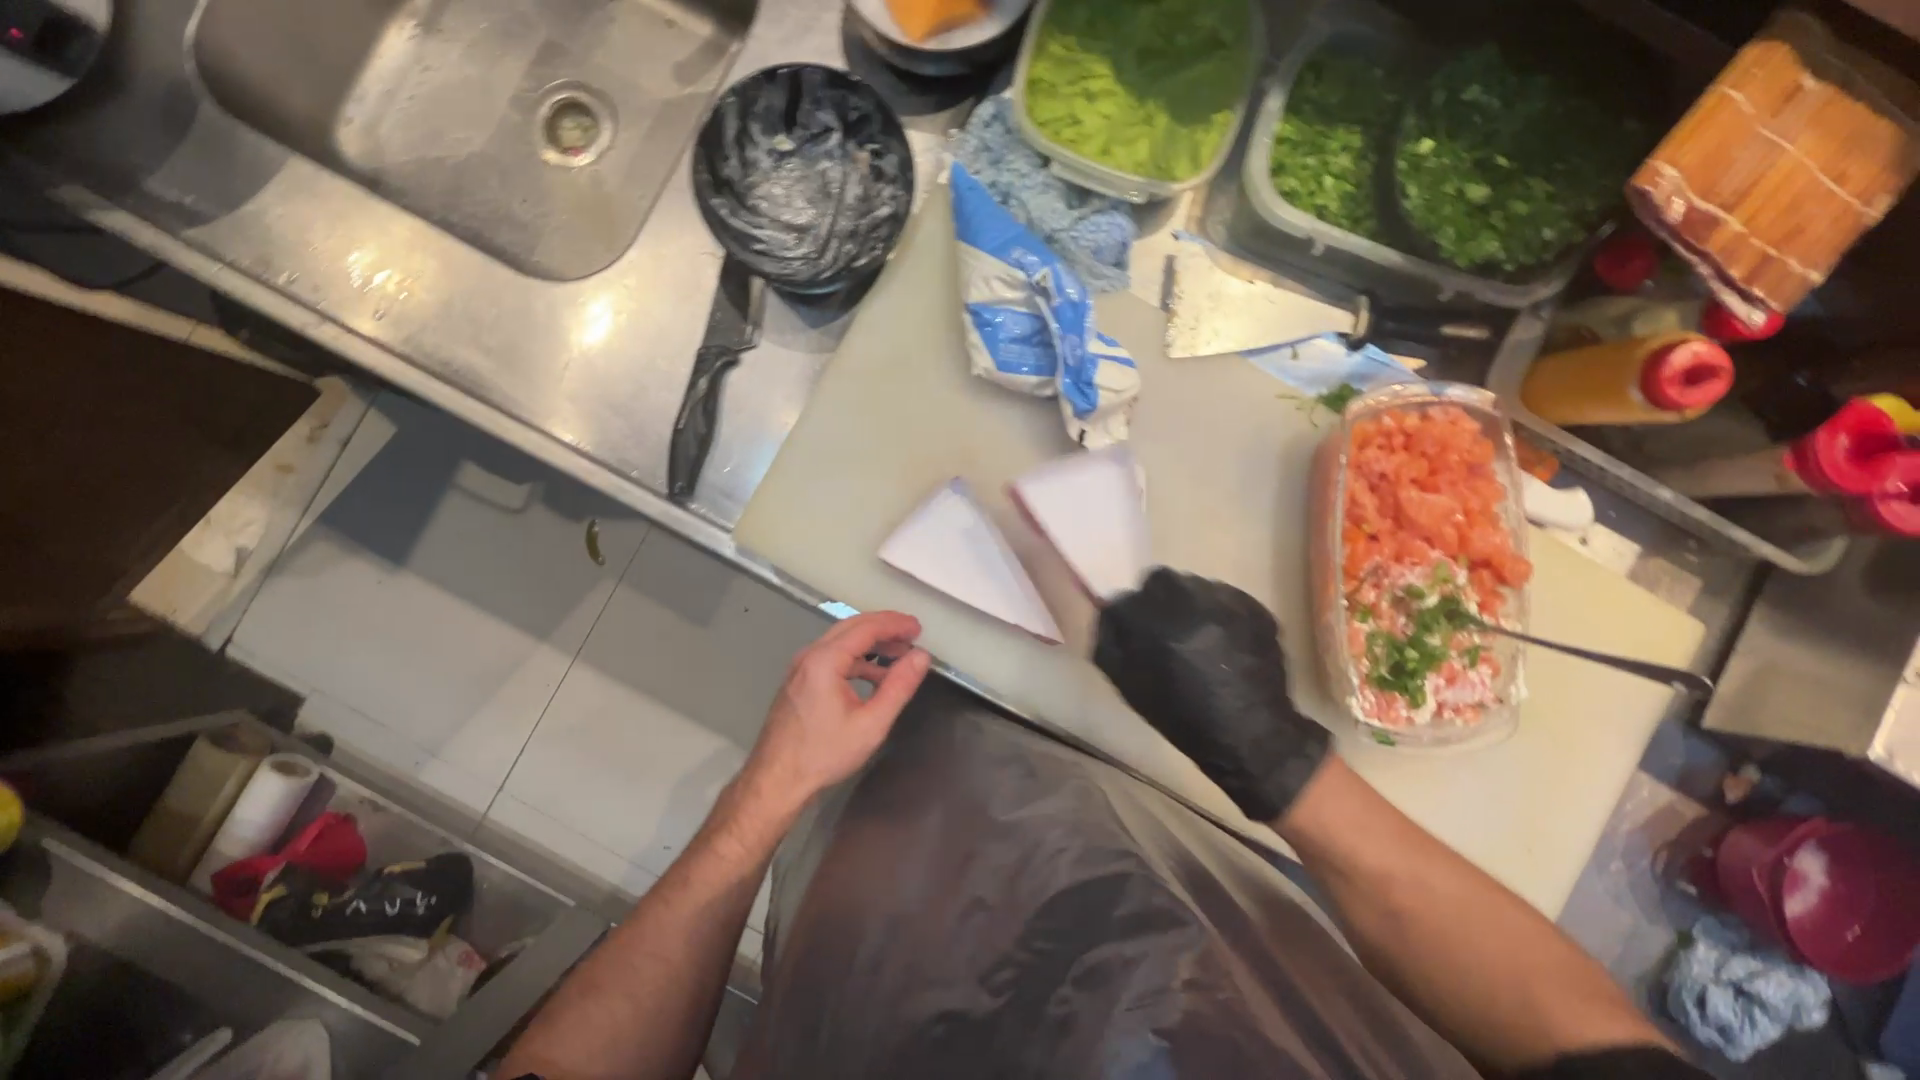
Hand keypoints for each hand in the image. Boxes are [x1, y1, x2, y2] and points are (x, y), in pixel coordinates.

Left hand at [737, 611, 930, 816]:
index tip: (918, 628)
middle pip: (851, 628)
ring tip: (899, 657)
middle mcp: (809, 656)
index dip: (894, 624)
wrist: (777, 780)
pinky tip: (874, 677)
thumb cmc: (825, 753)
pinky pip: (831, 658)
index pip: (865, 628)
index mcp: (825, 660)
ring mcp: (800, 668)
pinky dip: (856, 660)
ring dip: (870, 645)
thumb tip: (921, 657)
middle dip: (884, 628)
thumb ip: (899, 686)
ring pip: (840, 643)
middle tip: (912, 635)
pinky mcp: (798, 681)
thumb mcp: (871, 723)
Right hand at [1094, 569, 1328, 822]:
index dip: (1128, 618)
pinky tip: (1225, 642)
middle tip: (1169, 633)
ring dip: (1191, 606)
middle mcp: (1186, 599)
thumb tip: (1108, 614)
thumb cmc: (1182, 717)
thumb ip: (1110, 643)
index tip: (1135, 634)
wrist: (1250, 734)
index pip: (1123, 600)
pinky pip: (1225, 598)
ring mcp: (1224, 599)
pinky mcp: (1253, 606)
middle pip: (1160, 583)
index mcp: (1150, 621)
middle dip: (1159, 603)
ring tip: (1201, 639)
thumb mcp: (1130, 685)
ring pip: (1194, 587)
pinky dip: (1220, 614)